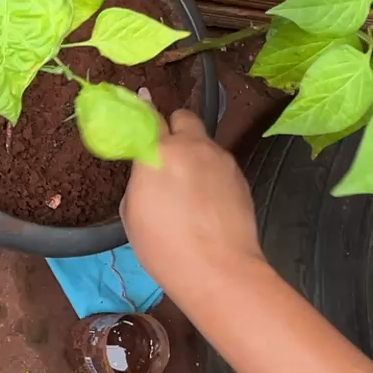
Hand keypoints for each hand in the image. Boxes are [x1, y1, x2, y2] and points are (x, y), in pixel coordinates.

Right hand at [121, 108, 264, 296]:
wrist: (218, 270)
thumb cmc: (164, 247)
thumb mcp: (132, 213)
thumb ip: (141, 180)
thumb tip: (150, 172)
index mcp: (158, 153)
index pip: (148, 116)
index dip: (141, 109)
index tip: (138, 103)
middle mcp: (192, 147)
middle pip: (184, 117)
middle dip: (175, 128)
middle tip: (166, 152)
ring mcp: (220, 160)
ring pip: (204, 142)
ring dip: (194, 154)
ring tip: (189, 189)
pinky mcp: (240, 177)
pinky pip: (219, 164)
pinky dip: (211, 173)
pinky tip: (207, 202)